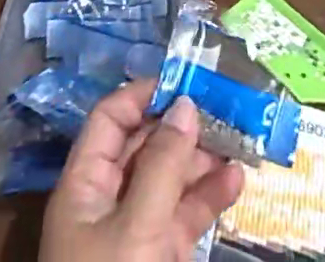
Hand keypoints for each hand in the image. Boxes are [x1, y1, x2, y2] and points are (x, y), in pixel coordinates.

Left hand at [40, 80, 245, 261]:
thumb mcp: (135, 226)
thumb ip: (162, 165)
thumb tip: (185, 104)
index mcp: (85, 183)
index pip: (111, 120)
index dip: (144, 95)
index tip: (186, 79)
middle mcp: (108, 199)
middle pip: (145, 146)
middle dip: (183, 126)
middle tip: (225, 108)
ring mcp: (135, 229)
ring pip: (170, 179)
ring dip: (203, 159)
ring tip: (240, 141)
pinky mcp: (160, 256)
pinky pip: (185, 215)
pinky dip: (210, 197)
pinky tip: (237, 180)